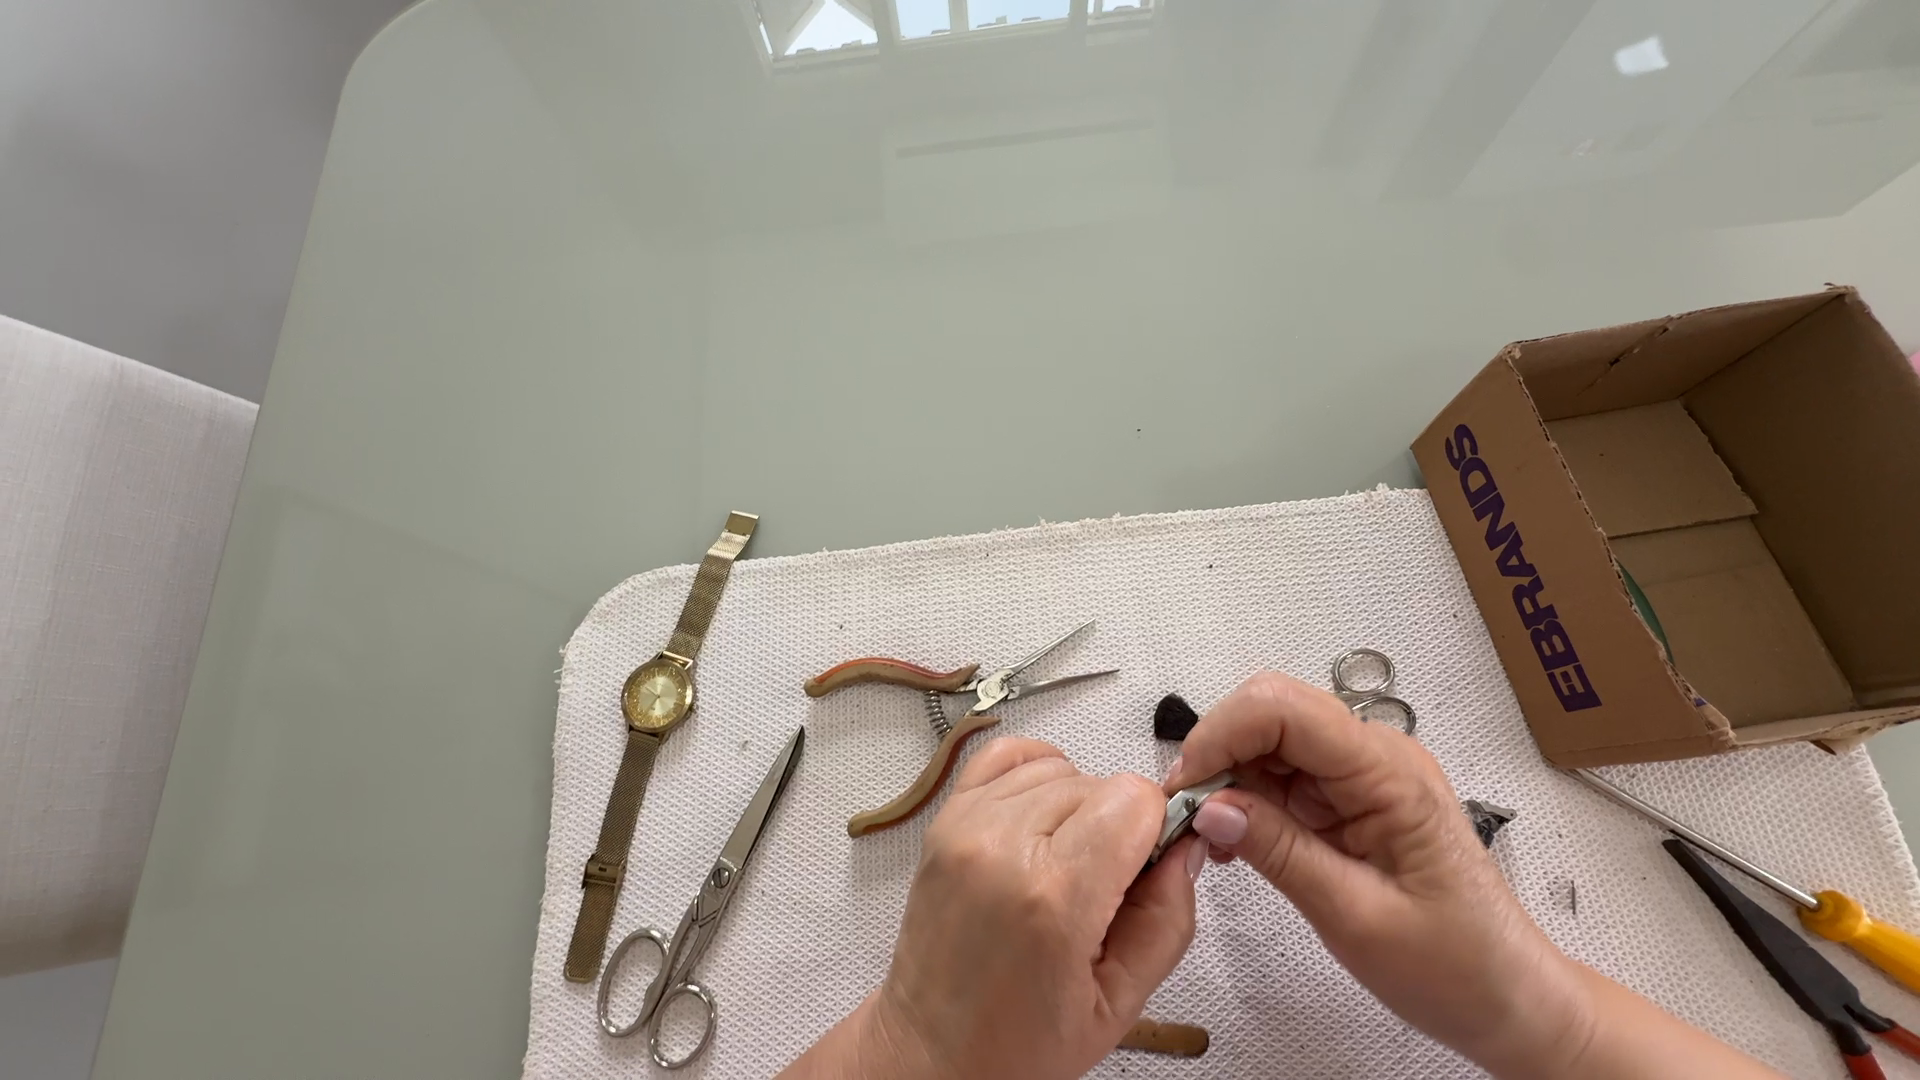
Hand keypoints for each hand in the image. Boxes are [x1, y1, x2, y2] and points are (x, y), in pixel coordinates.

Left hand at [782, 737, 1200, 1079]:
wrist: (931, 1047)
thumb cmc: (1023, 1040)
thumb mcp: (1121, 1003)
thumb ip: (1168, 917)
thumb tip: (1185, 843)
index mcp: (1054, 896)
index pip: (1133, 797)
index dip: (1155, 826)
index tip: (1146, 864)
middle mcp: (1005, 843)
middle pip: (1098, 781)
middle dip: (1118, 822)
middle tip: (1103, 879)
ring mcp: (968, 822)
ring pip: (1057, 767)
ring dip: (1077, 802)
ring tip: (1067, 856)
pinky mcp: (946, 815)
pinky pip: (1005, 755)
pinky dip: (1036, 772)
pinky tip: (1043, 815)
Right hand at [1164, 672, 1585, 1073]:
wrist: (1512, 998)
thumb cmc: (1454, 967)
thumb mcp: (1357, 918)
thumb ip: (1279, 853)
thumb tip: (1206, 807)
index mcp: (1388, 773)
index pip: (1286, 709)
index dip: (1222, 733)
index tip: (1186, 789)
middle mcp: (1372, 753)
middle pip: (1271, 709)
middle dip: (1216, 749)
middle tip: (1187, 810)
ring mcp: (1359, 769)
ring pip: (1266, 736)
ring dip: (1225, 774)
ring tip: (1209, 834)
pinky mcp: (1345, 791)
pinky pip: (1277, 769)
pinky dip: (1243, 794)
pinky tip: (1233, 837)